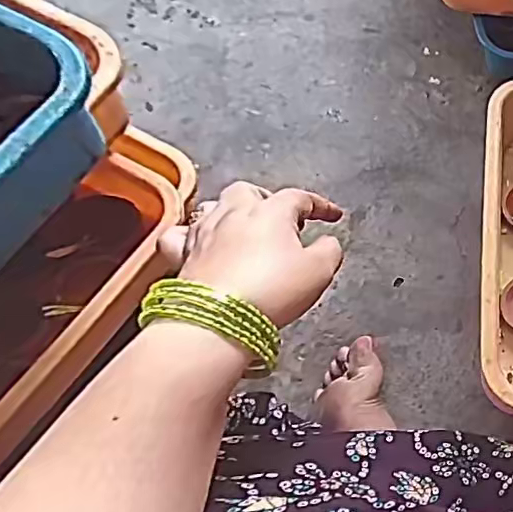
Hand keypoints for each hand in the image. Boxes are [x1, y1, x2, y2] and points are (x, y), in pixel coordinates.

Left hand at [171, 183, 343, 324]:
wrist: (219, 319)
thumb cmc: (271, 291)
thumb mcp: (321, 270)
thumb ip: (330, 249)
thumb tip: (328, 243)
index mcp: (271, 211)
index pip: (300, 197)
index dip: (320, 205)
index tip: (332, 215)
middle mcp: (234, 213)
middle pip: (250, 192)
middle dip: (268, 201)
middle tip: (283, 220)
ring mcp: (203, 232)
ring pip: (215, 207)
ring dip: (233, 214)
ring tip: (247, 230)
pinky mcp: (182, 255)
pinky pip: (180, 235)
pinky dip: (192, 235)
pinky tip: (202, 242)